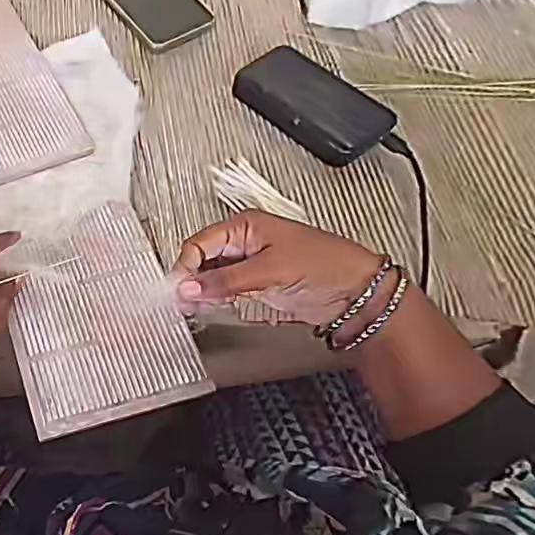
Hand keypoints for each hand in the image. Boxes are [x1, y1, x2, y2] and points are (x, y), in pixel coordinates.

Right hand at [169, 211, 384, 327]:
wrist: (356, 292)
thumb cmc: (326, 266)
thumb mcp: (269, 271)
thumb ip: (225, 281)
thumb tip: (188, 287)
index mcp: (245, 226)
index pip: (199, 244)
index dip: (185, 267)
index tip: (178, 290)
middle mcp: (243, 243)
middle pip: (200, 260)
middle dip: (189, 280)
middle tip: (181, 302)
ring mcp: (248, 265)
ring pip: (208, 277)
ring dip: (198, 292)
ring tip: (191, 308)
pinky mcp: (254, 284)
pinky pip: (222, 290)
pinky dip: (211, 299)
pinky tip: (206, 307)